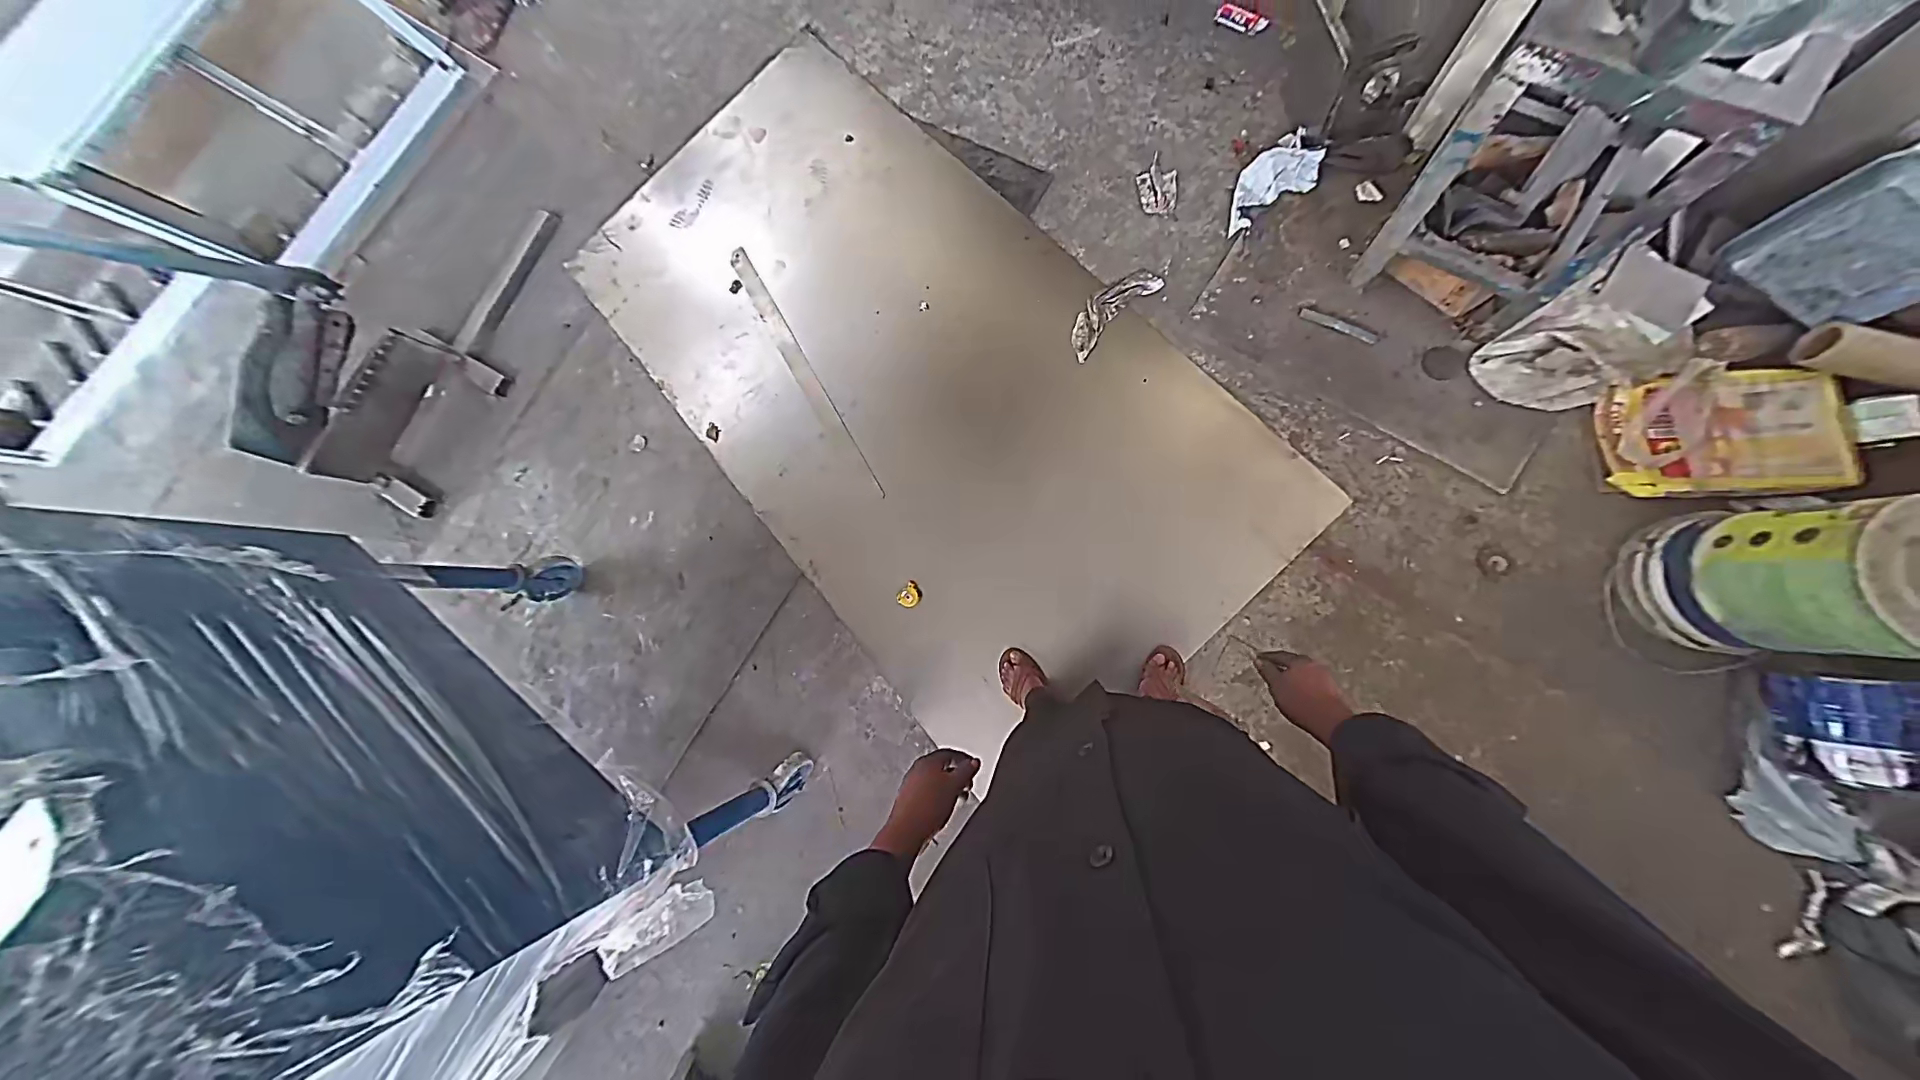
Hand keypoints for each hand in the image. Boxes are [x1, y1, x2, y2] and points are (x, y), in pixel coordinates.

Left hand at [871, 749, 979, 859]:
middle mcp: (917, 770)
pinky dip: (939, 796)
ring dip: (949, 786)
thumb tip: (973, 763)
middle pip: (942, 766)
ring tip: (958, 797)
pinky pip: (928, 792)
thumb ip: (966, 771)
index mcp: (928, 762)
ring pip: (935, 780)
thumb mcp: (954, 786)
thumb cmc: (927, 808)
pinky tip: (943, 807)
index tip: (974, 766)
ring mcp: (911, 785)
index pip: (950, 753)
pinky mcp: (909, 800)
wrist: (907, 832)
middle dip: (957, 774)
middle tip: (968, 783)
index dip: (965, 760)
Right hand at [1253, 651, 1354, 746]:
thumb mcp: (1276, 686)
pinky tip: (1300, 693)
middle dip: (1282, 666)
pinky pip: (1313, 683)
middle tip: (1271, 670)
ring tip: (1285, 685)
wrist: (1329, 720)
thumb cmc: (1302, 703)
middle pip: (1294, 662)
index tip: (1259, 659)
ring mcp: (1324, 677)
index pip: (1279, 655)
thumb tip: (1259, 661)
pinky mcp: (1332, 690)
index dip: (1267, 658)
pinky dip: (1304, 685)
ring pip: (1304, 673)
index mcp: (1299, 660)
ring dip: (1294, 676)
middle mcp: (1313, 665)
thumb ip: (1267, 672)